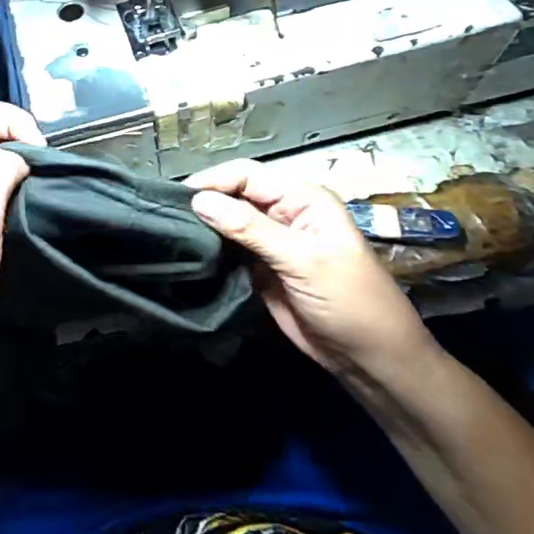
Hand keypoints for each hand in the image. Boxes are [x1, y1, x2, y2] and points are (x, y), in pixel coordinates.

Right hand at [188, 160, 432, 377]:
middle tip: (165, 217)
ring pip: (229, 224)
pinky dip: (211, 252)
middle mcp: (284, 213)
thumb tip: (200, 200)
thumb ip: (250, 228)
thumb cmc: (348, 300)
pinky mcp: (261, 269)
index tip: (177, 198)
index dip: (213, 182)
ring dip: (204, 228)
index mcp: (302, 198)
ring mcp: (271, 243)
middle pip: (235, 196)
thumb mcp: (302, 259)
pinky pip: (230, 252)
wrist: (367, 357)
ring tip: (170, 233)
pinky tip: (188, 254)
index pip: (248, 176)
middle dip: (205, 203)